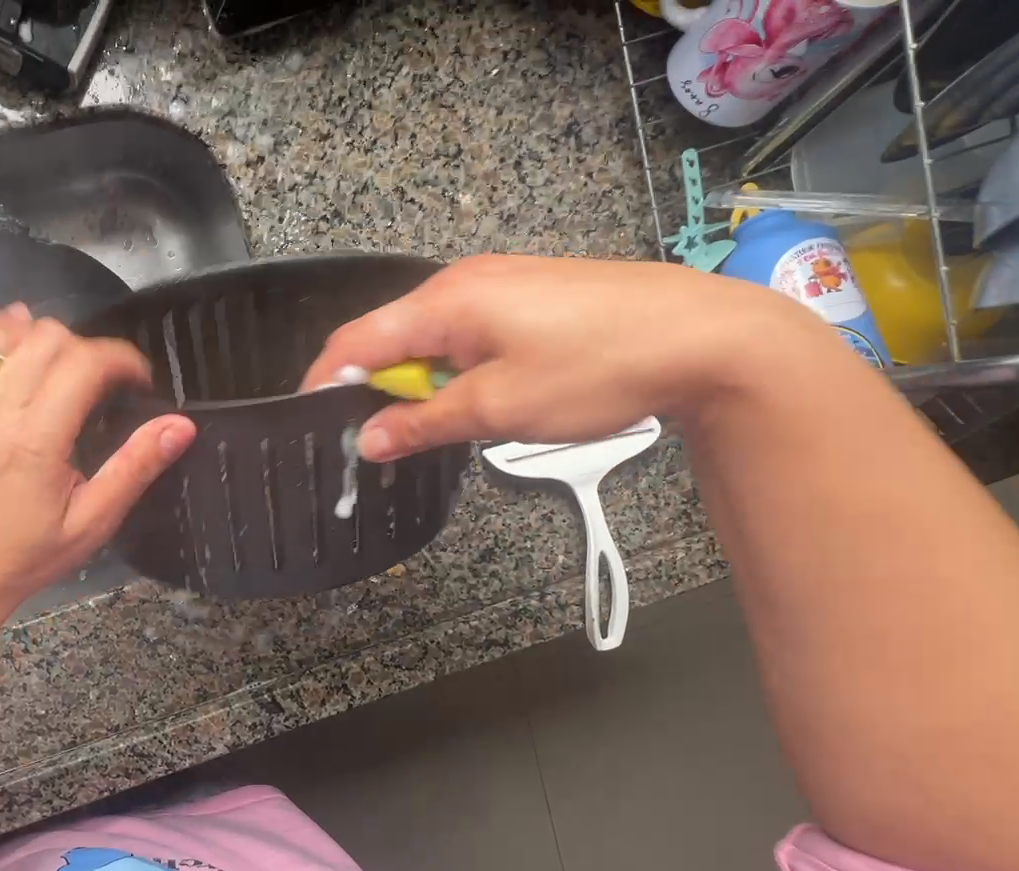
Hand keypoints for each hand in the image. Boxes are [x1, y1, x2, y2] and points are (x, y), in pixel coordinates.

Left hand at [0, 305, 194, 613]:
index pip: (86, 362)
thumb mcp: (93, 521)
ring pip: (10, 333)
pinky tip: (22, 352)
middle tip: (104, 385)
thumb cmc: (30, 553)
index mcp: (35, 438)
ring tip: (66, 370)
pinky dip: (1, 338)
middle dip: (88, 349)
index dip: (123, 360)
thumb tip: (181, 425)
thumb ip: (135, 467)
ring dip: (47, 339)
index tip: (140, 382)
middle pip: (49, 337)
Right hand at [299, 255, 852, 461]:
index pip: (355, 340)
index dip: (324, 382)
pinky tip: (477, 394)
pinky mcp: (526, 295)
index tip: (310, 421)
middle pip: (388, 336)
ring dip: (418, 380)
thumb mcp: (497, 409)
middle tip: (379, 436)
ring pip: (427, 336)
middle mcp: (463, 281)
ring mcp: (498, 283)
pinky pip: (463, 331)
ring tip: (435, 422)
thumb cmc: (596, 368)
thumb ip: (421, 423)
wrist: (708, 337)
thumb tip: (367, 439)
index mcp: (444, 302)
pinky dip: (452, 367)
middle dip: (375, 387)